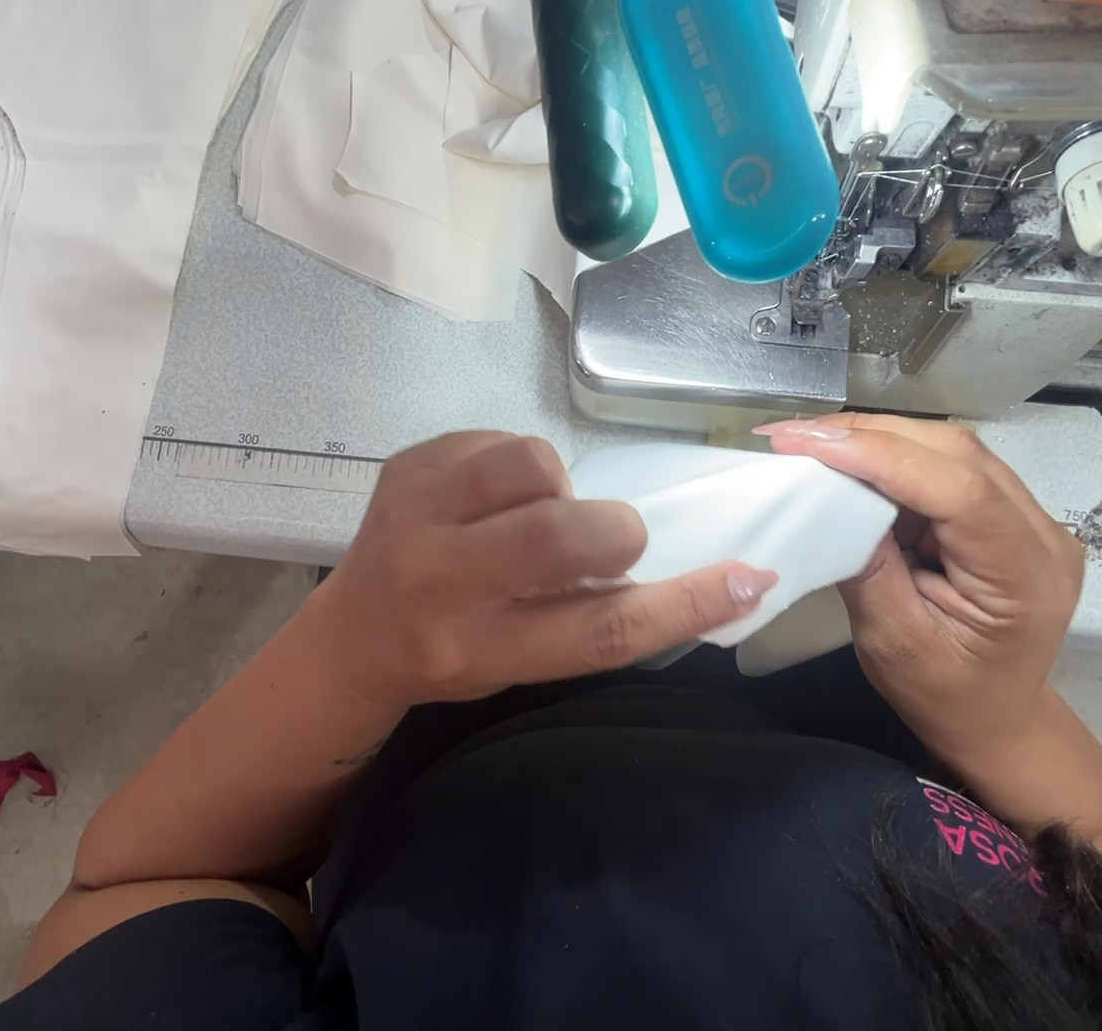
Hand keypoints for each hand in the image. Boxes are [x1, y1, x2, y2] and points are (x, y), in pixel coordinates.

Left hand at [301, 431, 777, 706]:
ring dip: (560, 489)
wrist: (354, 633)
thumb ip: (600, 621)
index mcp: (476, 649)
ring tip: (536, 515)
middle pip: (562, 536)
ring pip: (533, 464)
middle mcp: (436, 583)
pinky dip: (522, 468)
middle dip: (614, 533)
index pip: (597, 630)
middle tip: (604, 545)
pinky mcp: (406, 464)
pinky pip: (501, 439)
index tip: (748, 577)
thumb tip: (722, 578)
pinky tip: (496, 499)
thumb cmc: (455, 655)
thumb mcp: (525, 660)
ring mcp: (412, 512)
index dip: (683, 604)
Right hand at [755, 415, 1083, 763]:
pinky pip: (940, 466)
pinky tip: (842, 458)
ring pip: (947, 450)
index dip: (881, 456)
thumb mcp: (894, 642)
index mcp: (1027, 575)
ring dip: (873, 439)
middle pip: (955, 454)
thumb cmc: (944, 695)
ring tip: (806, 442)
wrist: (993, 716)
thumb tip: (828, 501)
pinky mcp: (998, 512)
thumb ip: (867, 569)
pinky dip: (885, 457)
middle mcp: (1041, 531)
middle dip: (868, 435)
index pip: (958, 490)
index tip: (805, 444)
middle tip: (790, 437)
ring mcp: (1026, 516)